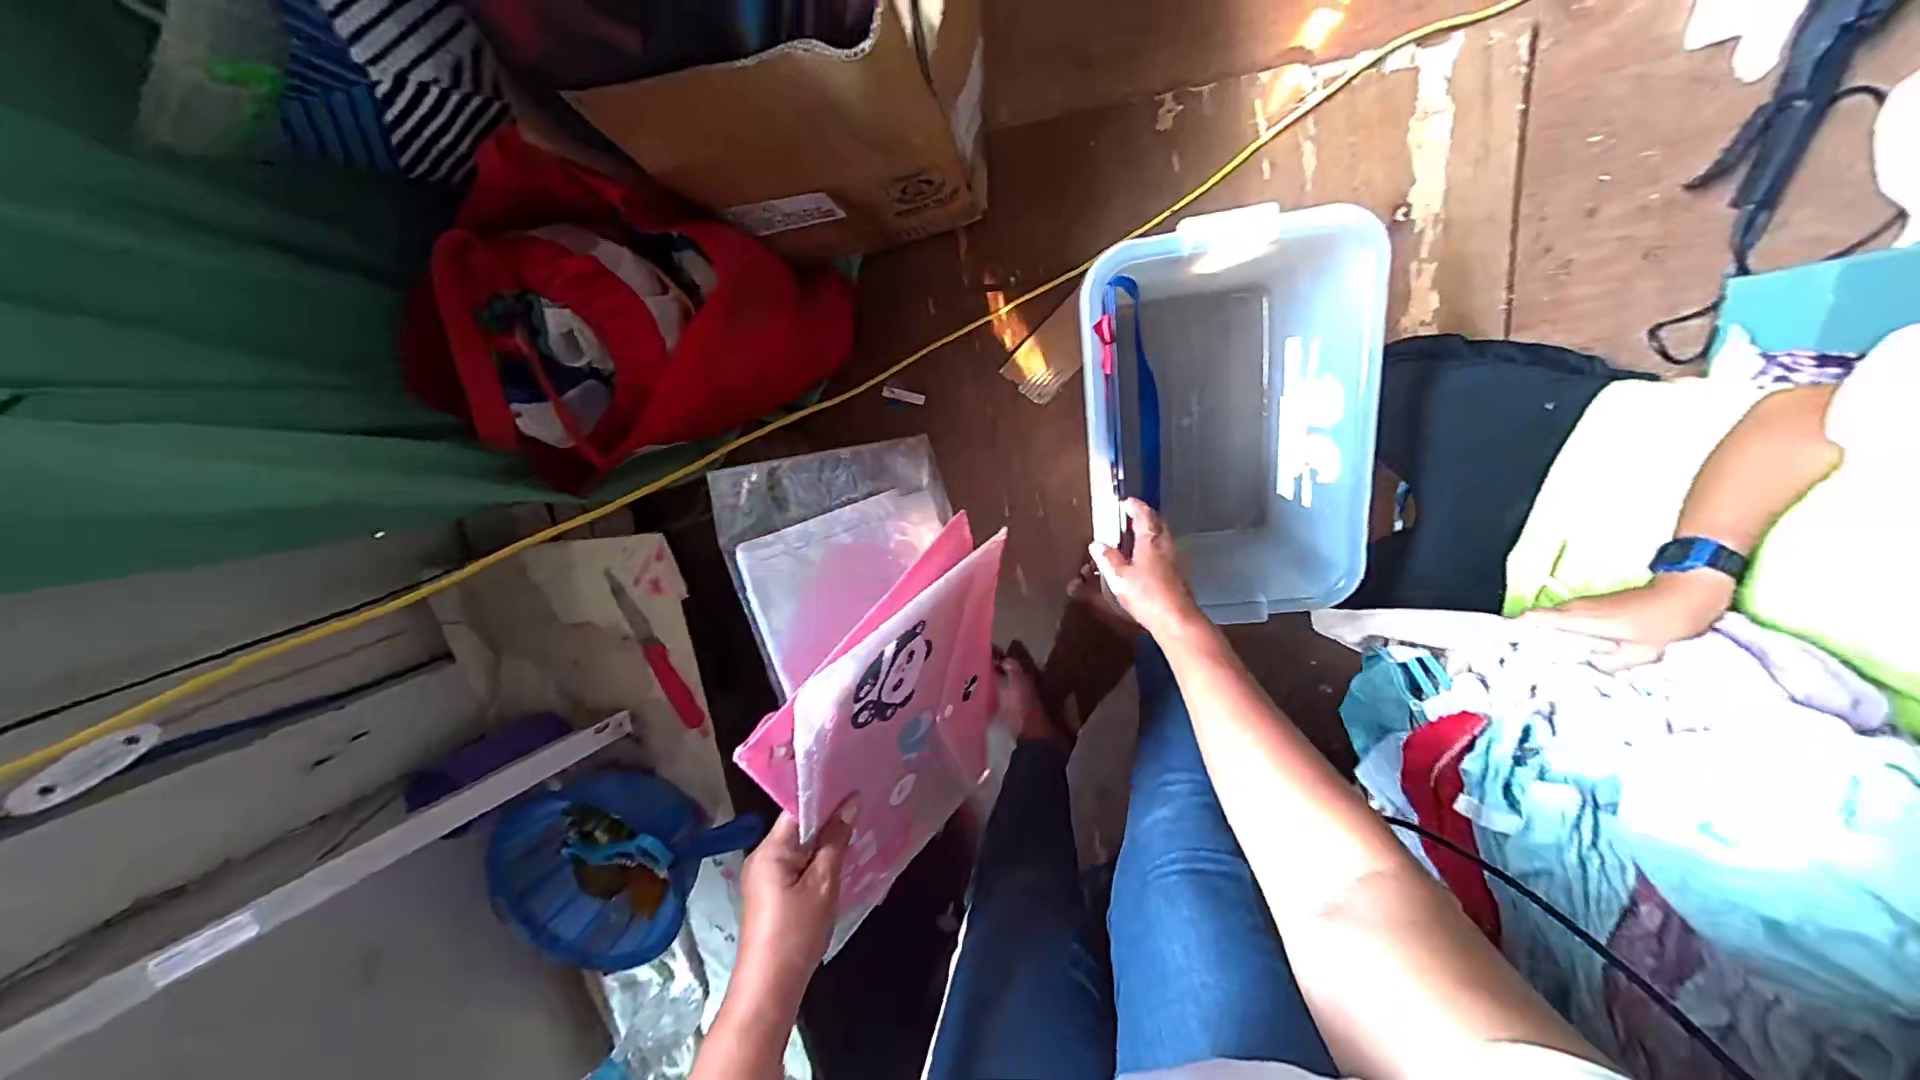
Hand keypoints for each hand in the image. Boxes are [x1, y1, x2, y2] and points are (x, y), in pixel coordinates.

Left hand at [736, 805, 855, 999]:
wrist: (770, 990)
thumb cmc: (796, 934)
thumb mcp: (823, 884)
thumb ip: (836, 841)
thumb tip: (850, 804)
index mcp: (769, 850)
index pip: (797, 810)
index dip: (825, 798)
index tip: (853, 789)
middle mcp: (761, 858)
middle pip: (797, 827)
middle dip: (827, 821)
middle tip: (861, 810)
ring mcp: (763, 878)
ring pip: (798, 848)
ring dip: (823, 843)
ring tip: (855, 833)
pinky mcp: (770, 895)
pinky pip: (795, 866)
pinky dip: (815, 862)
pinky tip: (838, 863)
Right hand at [1089, 498, 1203, 636]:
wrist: (1176, 620)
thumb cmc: (1147, 595)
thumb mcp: (1119, 577)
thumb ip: (1108, 559)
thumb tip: (1097, 545)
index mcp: (1151, 541)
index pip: (1144, 516)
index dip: (1135, 507)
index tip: (1127, 502)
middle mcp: (1166, 546)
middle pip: (1158, 524)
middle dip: (1146, 516)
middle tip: (1133, 514)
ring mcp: (1175, 560)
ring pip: (1163, 538)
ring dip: (1152, 532)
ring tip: (1138, 534)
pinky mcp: (1178, 574)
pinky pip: (1165, 552)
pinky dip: (1155, 548)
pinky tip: (1147, 558)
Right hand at [1518, 571, 1735, 671]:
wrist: (1689, 591)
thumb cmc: (1669, 620)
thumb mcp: (1646, 651)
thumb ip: (1613, 663)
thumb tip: (1590, 668)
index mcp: (1582, 619)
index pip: (1533, 619)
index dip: (1514, 631)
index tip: (1505, 647)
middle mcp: (1576, 608)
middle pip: (1538, 621)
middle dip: (1528, 638)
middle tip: (1527, 661)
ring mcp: (1584, 604)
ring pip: (1552, 620)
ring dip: (1547, 636)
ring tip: (1548, 658)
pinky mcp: (1594, 605)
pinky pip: (1567, 619)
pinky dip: (1564, 632)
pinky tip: (1574, 648)